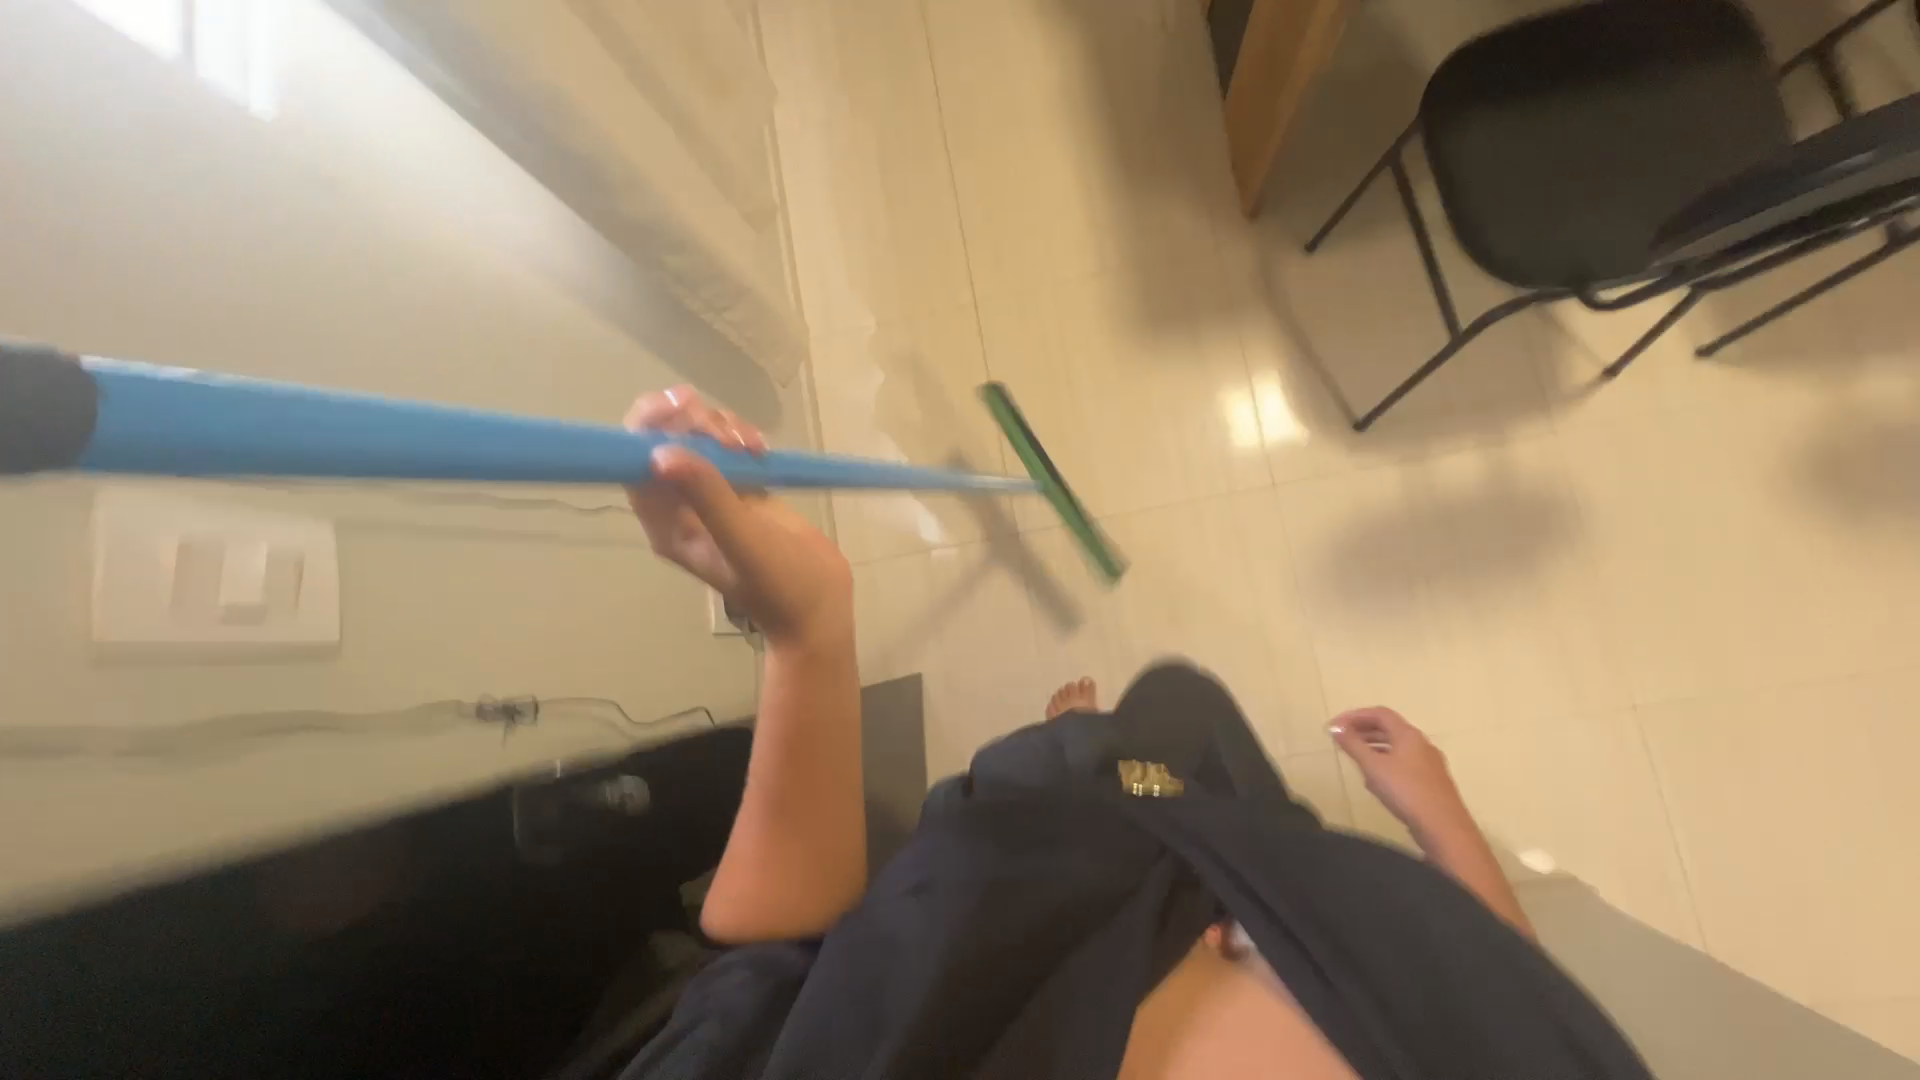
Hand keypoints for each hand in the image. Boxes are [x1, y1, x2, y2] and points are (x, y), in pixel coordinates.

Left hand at [624, 387, 851, 649]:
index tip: (683, 410)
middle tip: (726, 432)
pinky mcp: (743, 488)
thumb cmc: (780, 584)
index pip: (635, 465)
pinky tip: (763, 449)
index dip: (649, 428)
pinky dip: (742, 437)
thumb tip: (660, 454)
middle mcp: (682, 507)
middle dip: (692, 423)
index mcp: (667, 524)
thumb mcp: (744, 541)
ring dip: (722, 427)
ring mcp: (714, 495)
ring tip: (753, 447)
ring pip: (699, 438)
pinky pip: (729, 447)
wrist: (821, 604)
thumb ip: (708, 497)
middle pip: (665, 443)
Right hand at [1328, 707, 1468, 836]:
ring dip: (1373, 746)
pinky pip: (1404, 761)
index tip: (1335, 726)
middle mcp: (1422, 744)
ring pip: (1397, 746)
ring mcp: (1429, 763)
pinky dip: (1385, 761)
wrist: (1444, 828)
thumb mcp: (1373, 766)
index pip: (1379, 714)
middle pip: (1389, 728)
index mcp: (1409, 735)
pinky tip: (1376, 779)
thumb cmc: (1405, 791)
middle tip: (1342, 739)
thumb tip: (1335, 727)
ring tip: (1354, 756)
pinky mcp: (1431, 780)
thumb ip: (1353, 744)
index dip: (1354, 715)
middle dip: (1363, 730)